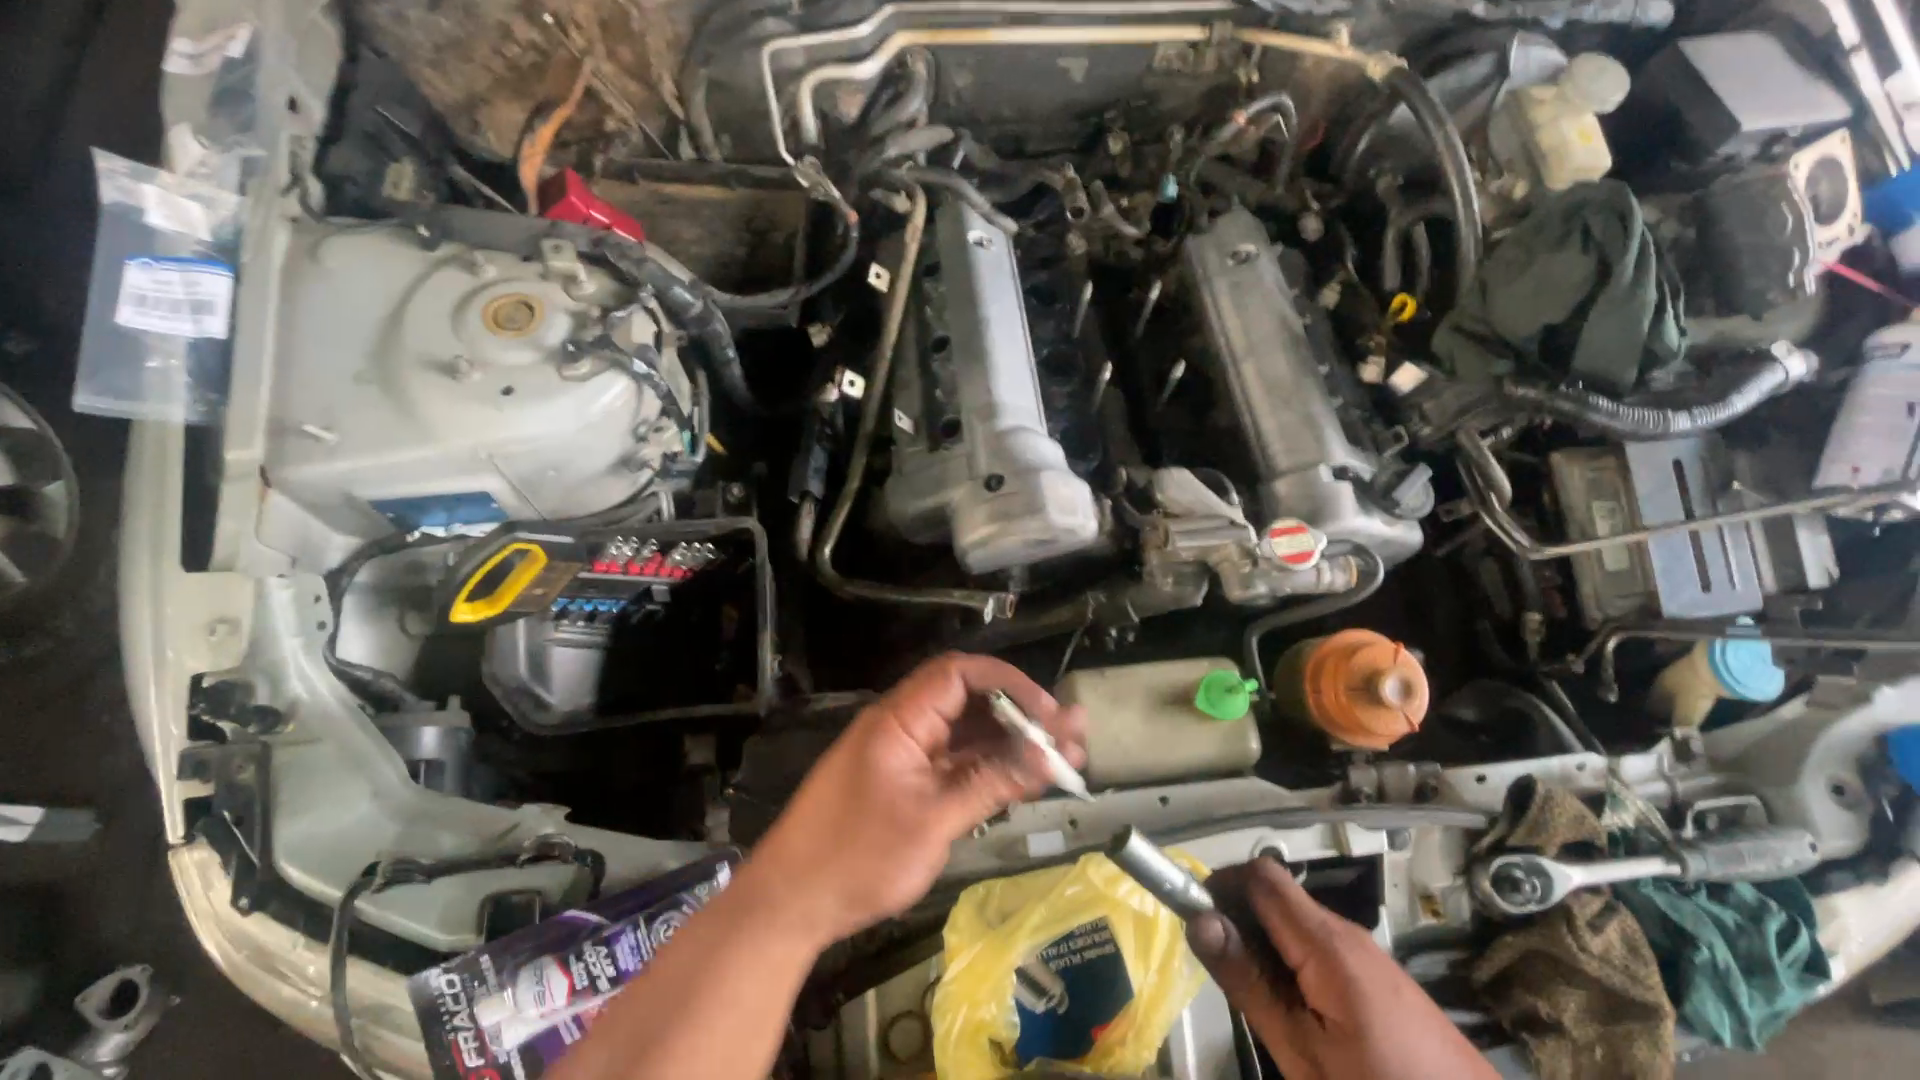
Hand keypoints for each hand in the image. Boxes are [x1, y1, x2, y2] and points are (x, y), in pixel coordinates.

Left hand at [749, 653, 1087, 946]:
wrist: (790, 902)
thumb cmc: (856, 857)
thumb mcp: (933, 821)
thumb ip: (992, 782)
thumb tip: (1050, 755)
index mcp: (899, 720)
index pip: (959, 675)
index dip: (1009, 684)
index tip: (1049, 712)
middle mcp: (902, 728)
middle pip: (968, 703)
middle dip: (1020, 717)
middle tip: (1071, 737)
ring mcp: (903, 758)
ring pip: (965, 737)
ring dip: (1009, 747)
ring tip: (1063, 759)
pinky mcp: (903, 786)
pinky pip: (953, 766)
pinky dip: (987, 772)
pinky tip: (1025, 781)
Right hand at [1187, 858, 1497, 1079]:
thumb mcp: (1300, 1047)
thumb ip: (1248, 981)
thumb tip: (1198, 919)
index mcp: (1326, 942)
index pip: (1258, 874)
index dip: (1220, 886)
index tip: (1196, 925)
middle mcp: (1346, 932)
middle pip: (1275, 895)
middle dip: (1238, 920)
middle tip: (1225, 977)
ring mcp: (1366, 953)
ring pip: (1294, 923)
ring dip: (1263, 945)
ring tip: (1260, 1003)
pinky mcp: (1377, 976)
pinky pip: (1319, 947)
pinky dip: (1292, 963)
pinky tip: (1296, 1012)